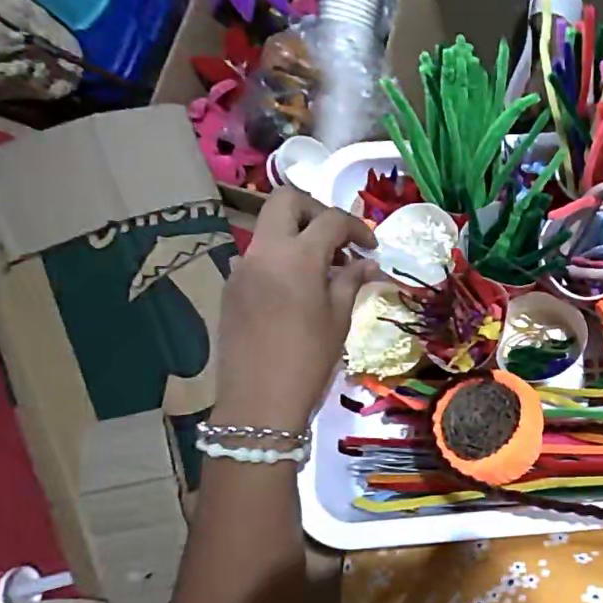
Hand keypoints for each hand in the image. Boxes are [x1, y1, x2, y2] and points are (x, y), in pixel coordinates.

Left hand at [214, 187, 377, 430]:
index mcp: (297, 258)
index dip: (356, 227)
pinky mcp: (231, 287)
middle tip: (340, 240)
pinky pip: (259, 257)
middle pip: (286, 202)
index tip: (371, 247)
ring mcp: (241, 267)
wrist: (259, 401)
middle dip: (317, 211)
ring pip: (270, 229)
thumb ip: (351, 281)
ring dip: (299, 236)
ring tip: (324, 271)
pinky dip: (283, 259)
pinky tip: (299, 292)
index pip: (330, 220)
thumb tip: (366, 262)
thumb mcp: (339, 319)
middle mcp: (263, 252)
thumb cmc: (309, 360)